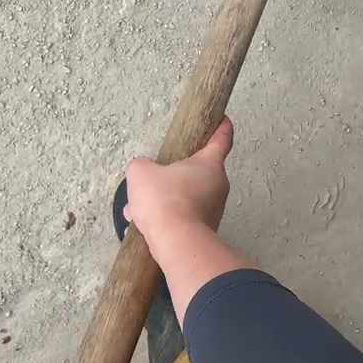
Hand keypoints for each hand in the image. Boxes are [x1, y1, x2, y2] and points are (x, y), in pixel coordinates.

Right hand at [124, 117, 233, 238]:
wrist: (176, 243)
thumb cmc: (164, 201)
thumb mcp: (141, 173)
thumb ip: (142, 166)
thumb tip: (144, 171)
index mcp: (209, 163)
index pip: (221, 138)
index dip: (222, 126)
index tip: (223, 119)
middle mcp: (218, 185)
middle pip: (198, 170)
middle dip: (175, 172)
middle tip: (157, 174)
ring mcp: (214, 209)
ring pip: (187, 195)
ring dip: (165, 198)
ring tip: (139, 206)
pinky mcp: (205, 229)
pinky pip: (183, 215)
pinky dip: (166, 216)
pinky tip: (144, 223)